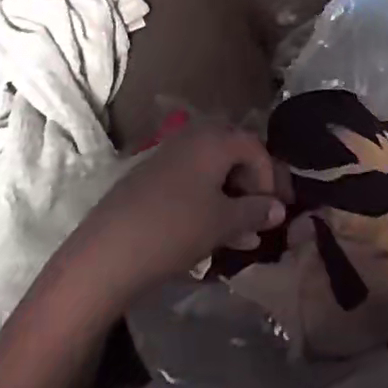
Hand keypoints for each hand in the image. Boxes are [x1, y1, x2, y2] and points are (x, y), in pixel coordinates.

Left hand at [61, 124, 288, 309]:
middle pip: (232, 152)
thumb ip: (255, 211)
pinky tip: (215, 235)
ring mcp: (167, 157)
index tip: (274, 210)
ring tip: (244, 237)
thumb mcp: (224, 222)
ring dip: (230, 198)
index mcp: (212, 140)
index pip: (254, 146)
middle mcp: (190, 138)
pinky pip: (190, 182)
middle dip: (250, 183)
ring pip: (211, 171)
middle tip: (259, 215)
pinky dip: (208, 202)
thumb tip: (278, 208)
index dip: (269, 177)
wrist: (110, 249)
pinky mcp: (150, 178)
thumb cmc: (176, 228)